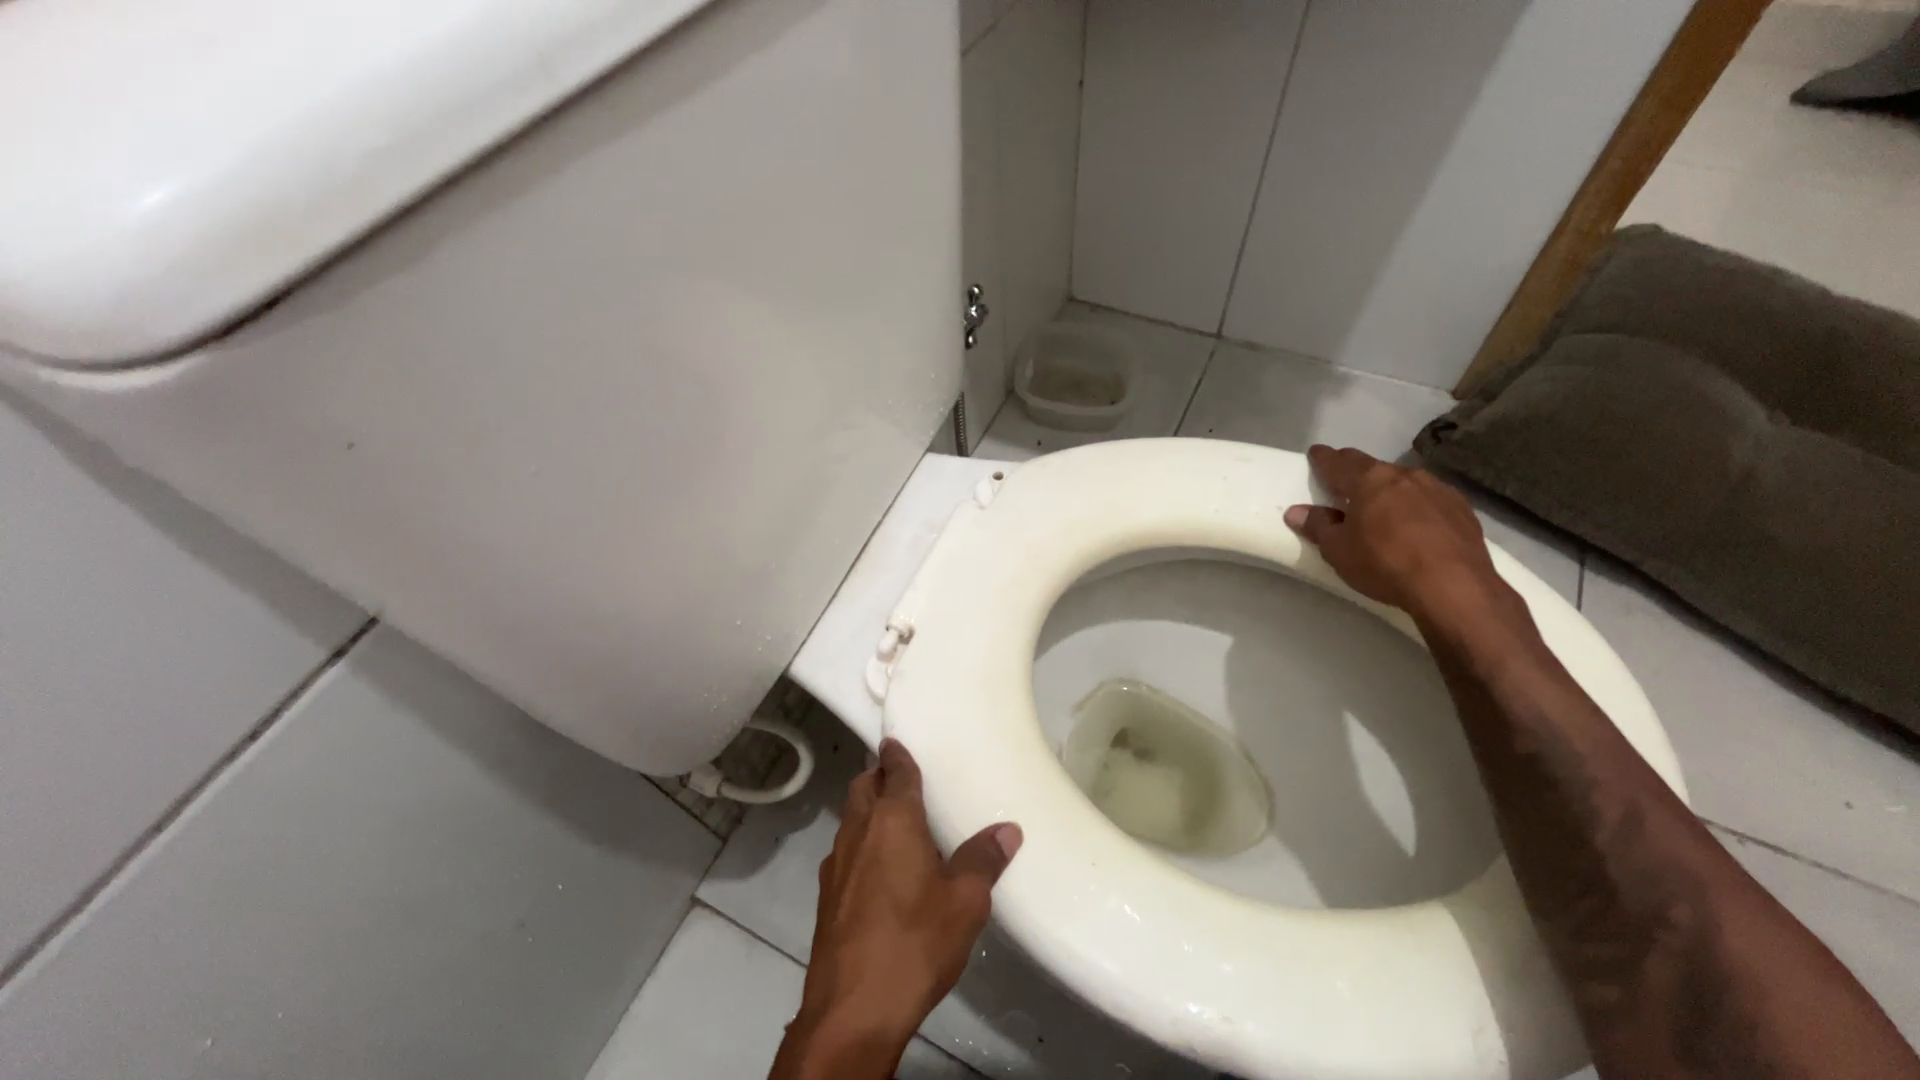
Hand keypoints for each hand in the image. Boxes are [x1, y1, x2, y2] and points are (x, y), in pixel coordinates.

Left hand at [771, 739, 1021, 1079]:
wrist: (853, 1008)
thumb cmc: (915, 943)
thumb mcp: (965, 902)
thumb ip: (984, 860)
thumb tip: (1008, 830)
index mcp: (892, 821)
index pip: (895, 771)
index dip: (899, 754)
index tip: (899, 741)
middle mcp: (857, 832)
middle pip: (863, 787)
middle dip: (880, 776)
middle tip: (905, 779)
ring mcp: (836, 865)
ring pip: (850, 819)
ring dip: (869, 810)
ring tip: (900, 824)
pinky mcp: (826, 897)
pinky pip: (846, 852)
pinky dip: (862, 845)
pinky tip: (883, 872)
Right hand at [1283, 444, 1512, 622]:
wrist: (1453, 585)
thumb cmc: (1384, 563)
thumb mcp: (1338, 550)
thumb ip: (1318, 526)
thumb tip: (1297, 512)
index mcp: (1368, 480)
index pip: (1338, 462)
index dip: (1323, 458)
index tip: (1316, 453)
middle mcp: (1403, 475)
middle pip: (1372, 467)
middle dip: (1355, 471)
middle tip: (1344, 481)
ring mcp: (1437, 488)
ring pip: (1404, 481)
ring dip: (1389, 489)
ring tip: (1382, 507)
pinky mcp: (1462, 508)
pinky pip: (1430, 499)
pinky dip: (1417, 505)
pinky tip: (1417, 524)